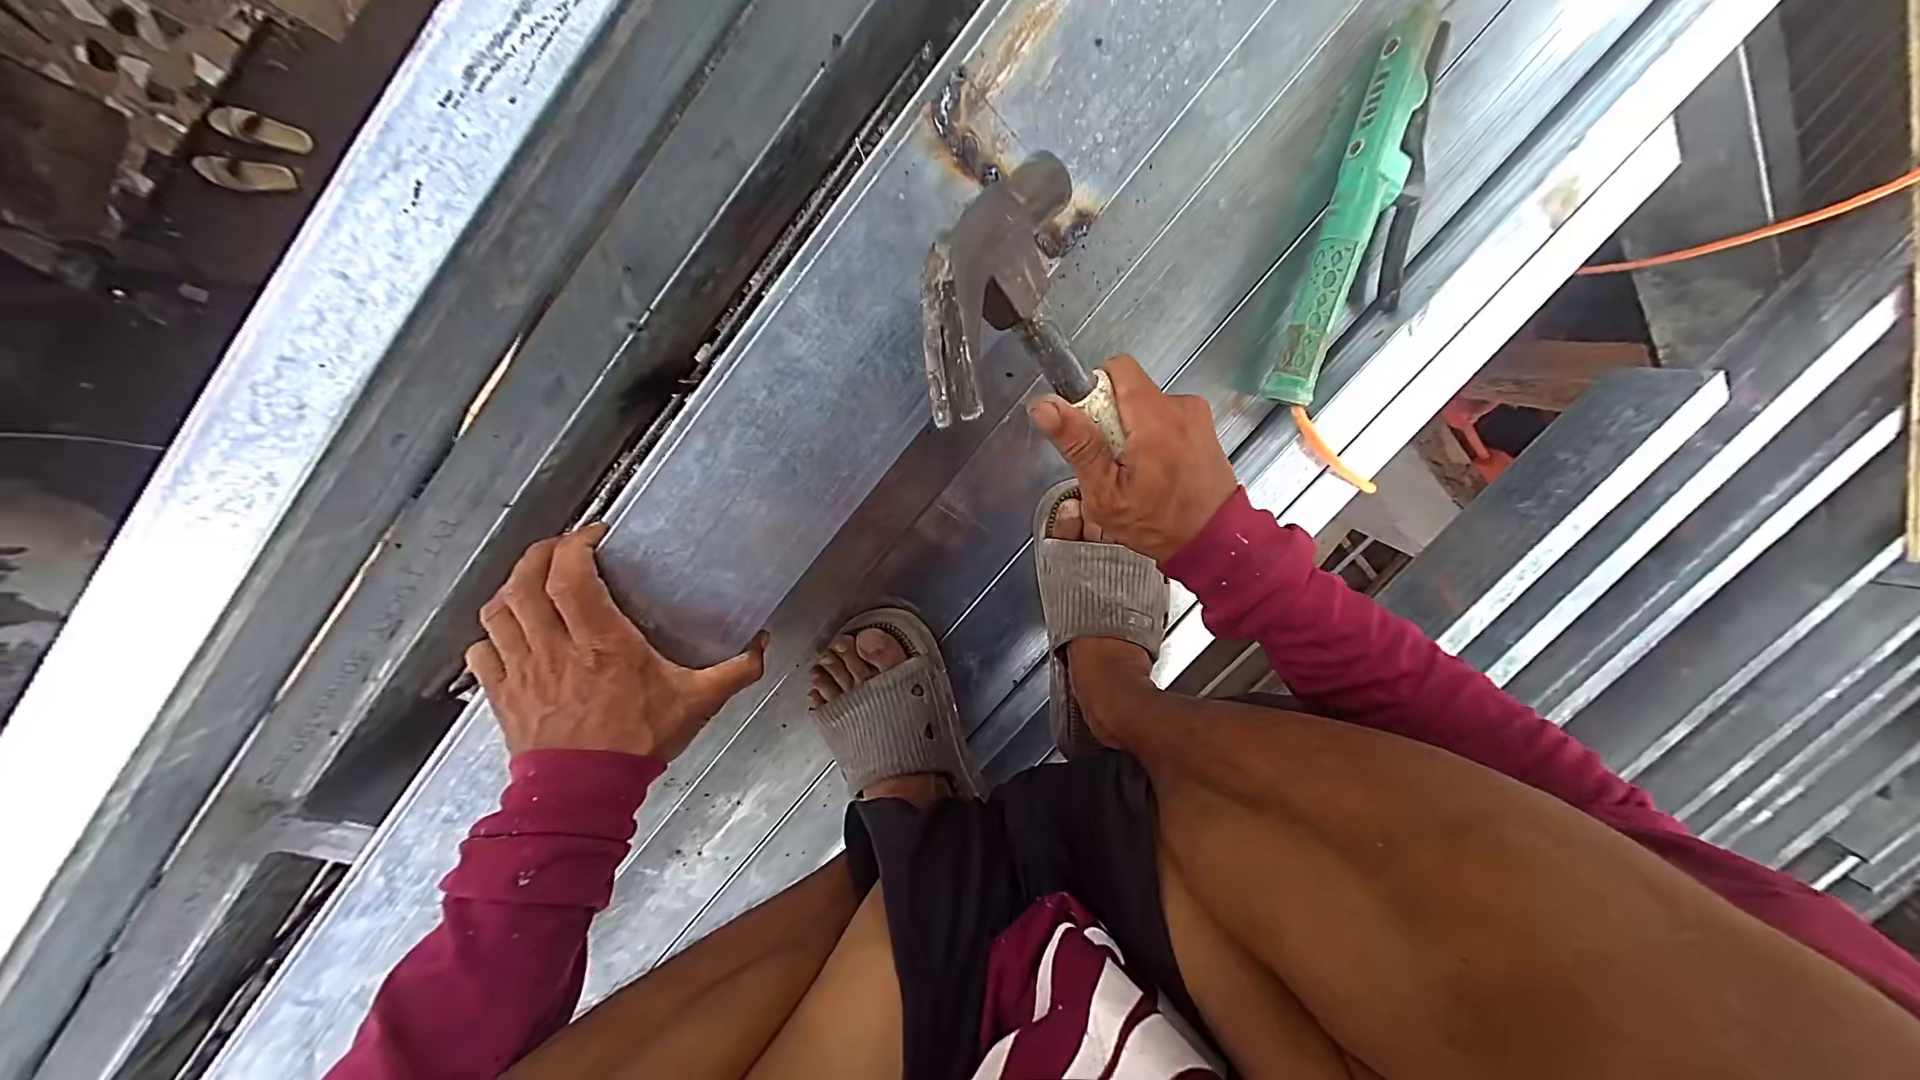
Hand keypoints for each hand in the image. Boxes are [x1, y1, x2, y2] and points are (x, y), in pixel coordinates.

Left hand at [466, 523, 767, 761]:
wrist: (584, 795)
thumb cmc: (637, 743)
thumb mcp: (697, 703)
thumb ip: (735, 671)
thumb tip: (762, 646)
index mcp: (601, 642)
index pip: (571, 576)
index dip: (576, 545)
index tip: (594, 535)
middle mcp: (555, 648)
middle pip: (524, 582)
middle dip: (539, 554)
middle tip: (562, 548)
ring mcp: (522, 670)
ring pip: (497, 611)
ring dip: (512, 587)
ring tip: (534, 581)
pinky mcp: (503, 695)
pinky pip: (482, 652)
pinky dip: (492, 633)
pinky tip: (511, 632)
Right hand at [1029, 355, 1237, 561]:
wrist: (1214, 540)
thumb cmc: (1160, 523)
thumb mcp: (1105, 492)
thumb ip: (1077, 444)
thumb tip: (1046, 407)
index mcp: (1153, 418)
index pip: (1116, 368)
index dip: (1093, 391)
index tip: (1089, 426)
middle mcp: (1178, 406)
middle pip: (1127, 390)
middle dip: (1109, 419)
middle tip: (1110, 461)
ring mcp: (1194, 415)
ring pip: (1144, 406)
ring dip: (1130, 432)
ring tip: (1133, 472)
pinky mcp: (1202, 427)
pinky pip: (1164, 418)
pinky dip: (1152, 438)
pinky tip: (1154, 471)